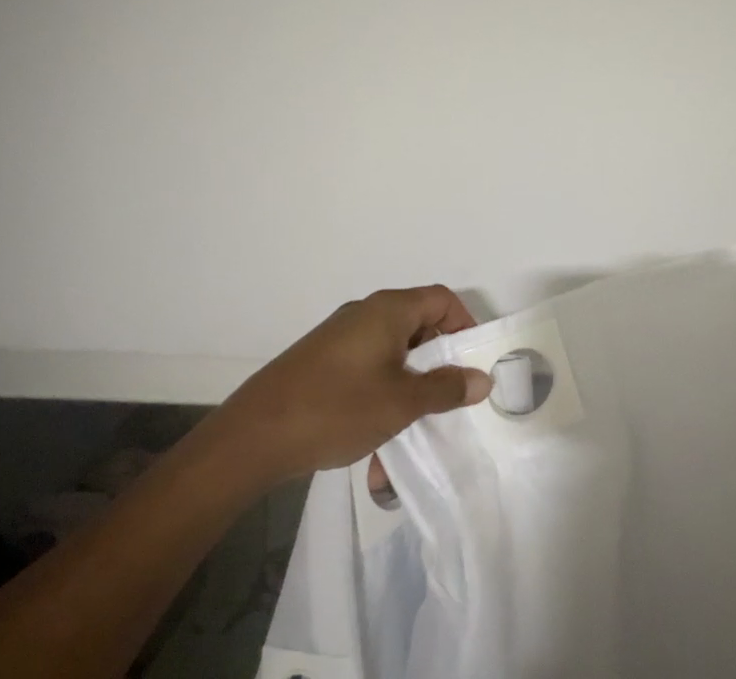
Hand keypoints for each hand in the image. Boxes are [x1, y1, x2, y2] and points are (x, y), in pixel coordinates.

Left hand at [216, 286, 492, 484]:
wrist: (254, 437)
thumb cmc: (337, 409)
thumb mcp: (402, 402)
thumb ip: (445, 388)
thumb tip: (481, 378)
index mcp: (386, 311)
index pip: (440, 299)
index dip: (464, 325)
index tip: (473, 363)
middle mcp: (363, 315)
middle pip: (417, 324)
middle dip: (438, 361)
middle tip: (450, 397)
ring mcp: (338, 338)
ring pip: (392, 353)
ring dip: (409, 384)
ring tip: (415, 423)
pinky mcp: (321, 363)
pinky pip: (366, 370)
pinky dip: (382, 393)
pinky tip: (378, 436)